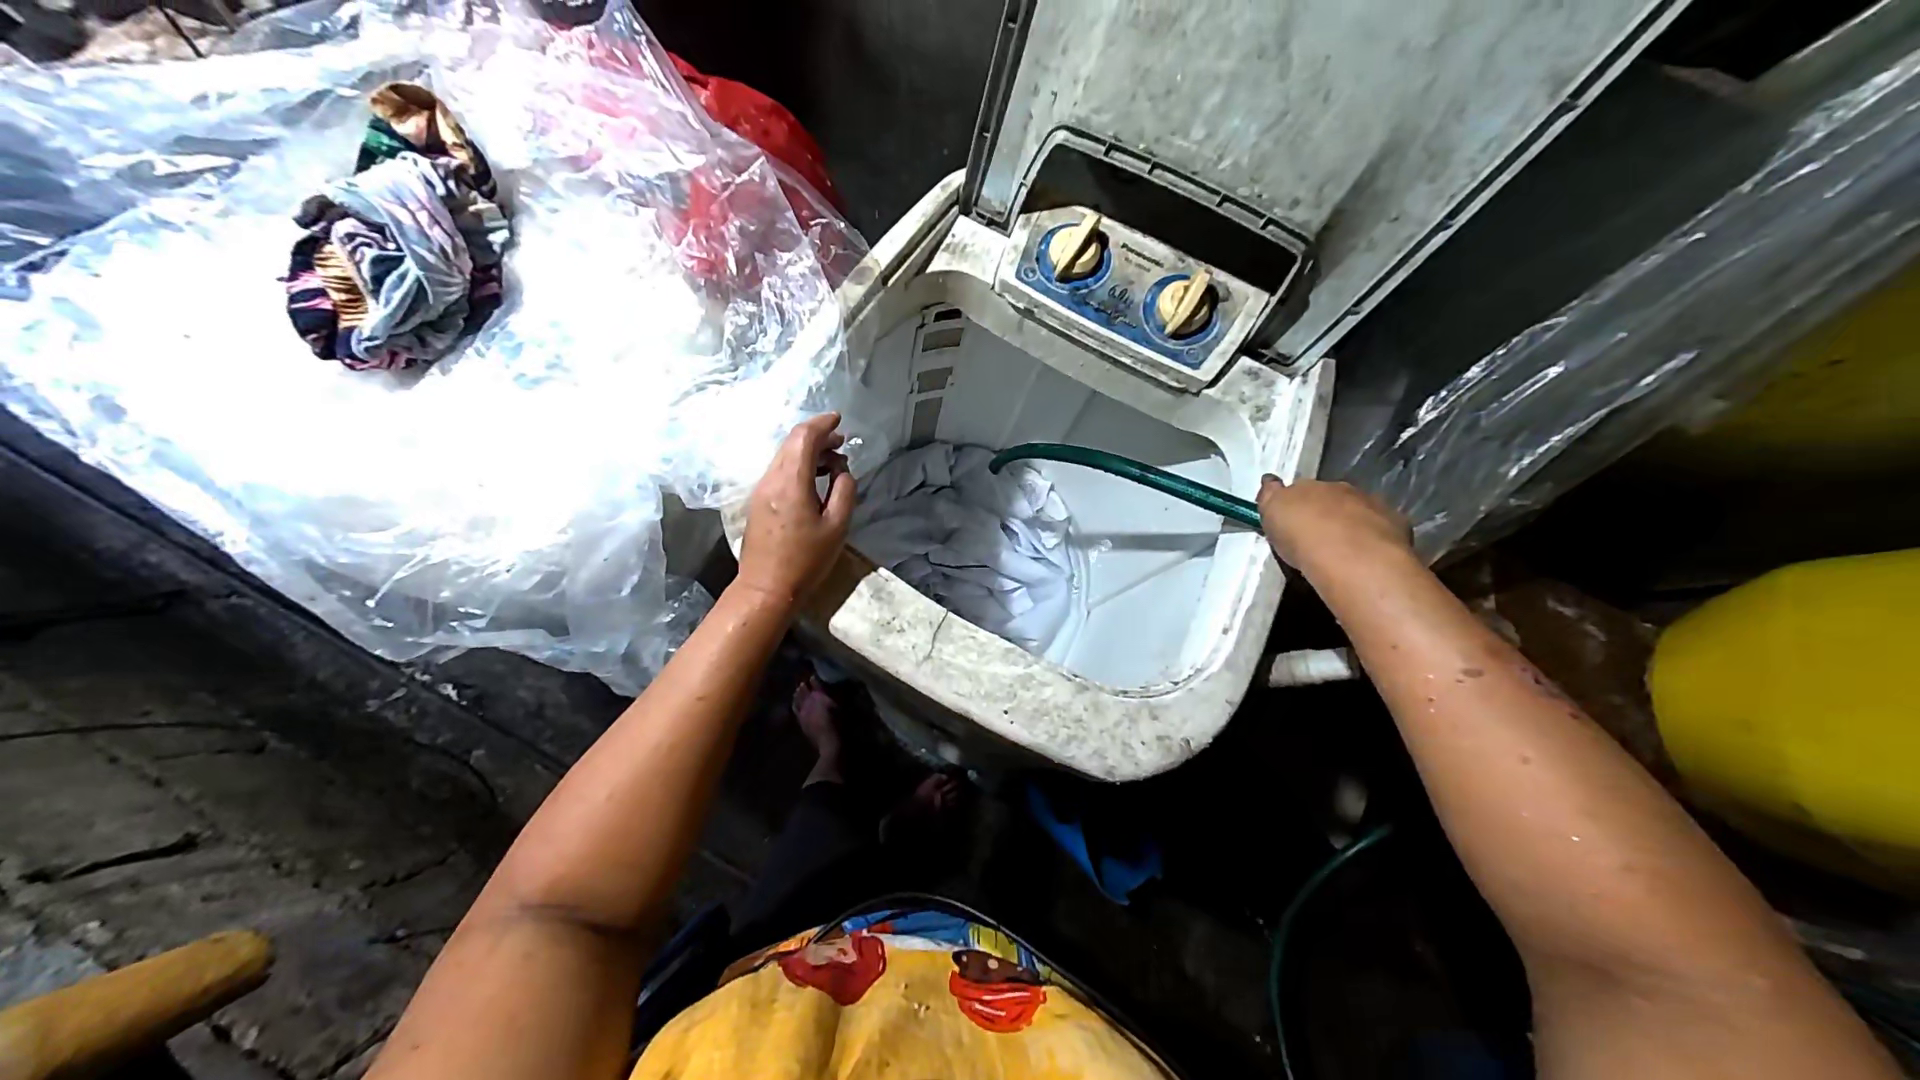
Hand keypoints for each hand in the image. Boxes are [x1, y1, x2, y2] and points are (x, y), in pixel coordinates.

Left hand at [736, 413, 856, 608]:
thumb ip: (844, 491)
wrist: (766, 588)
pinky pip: (779, 471)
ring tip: (832, 464)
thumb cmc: (806, 561)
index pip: (804, 438)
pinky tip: (814, 480)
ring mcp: (761, 491)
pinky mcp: (758, 502)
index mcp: (790, 483)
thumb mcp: (837, 527)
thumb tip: (842, 472)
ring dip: (808, 453)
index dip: (823, 424)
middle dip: (817, 437)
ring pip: (784, 457)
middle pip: (791, 443)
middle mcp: (771, 480)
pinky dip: (798, 466)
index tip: (839, 420)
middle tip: (841, 444)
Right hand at [1257, 474, 1411, 575]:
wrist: (1350, 555)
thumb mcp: (1272, 515)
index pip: (1298, 487)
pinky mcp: (1397, 523)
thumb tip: (1270, 481)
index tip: (1291, 515)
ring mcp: (1371, 503)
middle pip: (1331, 497)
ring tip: (1343, 548)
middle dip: (1325, 510)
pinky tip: (1369, 553)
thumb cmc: (1302, 536)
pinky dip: (1376, 535)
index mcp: (1309, 486)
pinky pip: (1383, 526)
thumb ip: (1270, 497)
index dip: (1294, 500)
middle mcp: (1341, 488)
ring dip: (1351, 522)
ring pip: (1358, 509)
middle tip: (1317, 535)